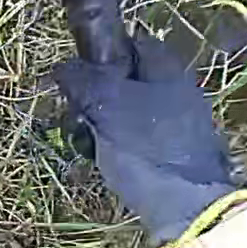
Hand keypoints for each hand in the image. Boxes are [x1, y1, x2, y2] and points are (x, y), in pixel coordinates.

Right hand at [53, 34, 235, 242]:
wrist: (184, 204)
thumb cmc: (145, 148)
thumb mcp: (107, 107)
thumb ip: (84, 81)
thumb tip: (62, 66)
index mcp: (167, 73)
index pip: (136, 43)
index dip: (105, 50)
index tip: (78, 68)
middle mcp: (178, 93)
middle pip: (130, 81)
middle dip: (98, 93)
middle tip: (75, 111)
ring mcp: (178, 126)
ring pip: (129, 112)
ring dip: (102, 122)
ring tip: (85, 140)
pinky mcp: (173, 155)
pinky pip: (137, 139)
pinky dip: (117, 144)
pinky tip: (104, 159)